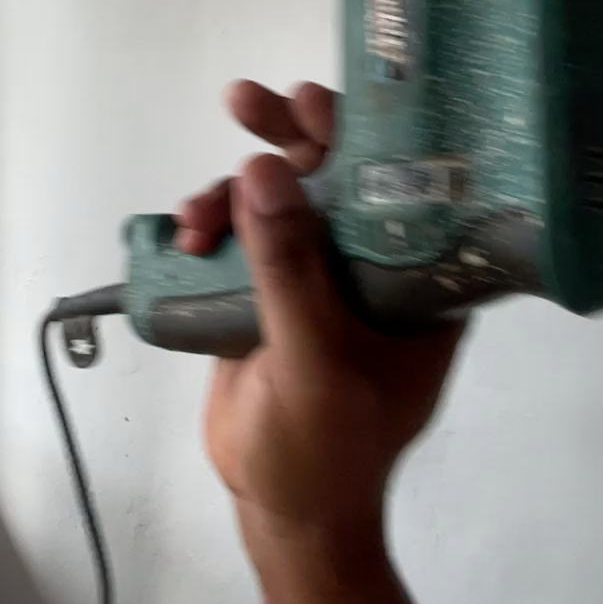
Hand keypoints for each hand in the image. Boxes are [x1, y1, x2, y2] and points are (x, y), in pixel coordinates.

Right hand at [176, 81, 467, 545]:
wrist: (277, 503)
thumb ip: (289, 270)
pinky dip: (211, 223)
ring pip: (275, 202)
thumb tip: (262, 170)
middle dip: (286, 137)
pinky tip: (188, 232)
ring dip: (231, 193)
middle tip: (243, 101)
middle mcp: (368, 266)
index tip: (311, 102)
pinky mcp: (266, 289)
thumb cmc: (323, 449)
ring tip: (195, 218)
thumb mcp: (313, 360)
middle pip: (332, 177)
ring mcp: (313, 275)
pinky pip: (240, 235)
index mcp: (414, 279)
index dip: (360, 134)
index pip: (398, 185)